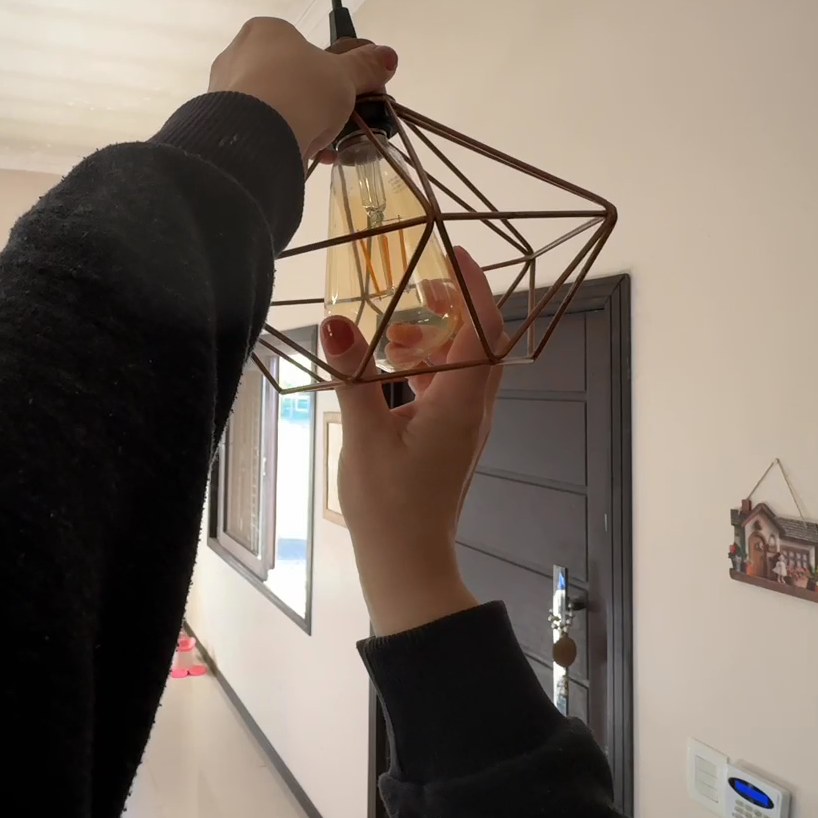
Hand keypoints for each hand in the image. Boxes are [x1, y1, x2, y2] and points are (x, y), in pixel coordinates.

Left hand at [207, 17, 397, 159]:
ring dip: (297, 126)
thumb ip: (364, 67)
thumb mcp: (343, 78)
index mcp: (265, 31)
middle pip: (284, 80)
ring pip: (270, 108)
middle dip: (310, 104)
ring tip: (319, 146)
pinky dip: (277, 142)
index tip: (337, 94)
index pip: (298, 46)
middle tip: (331, 123)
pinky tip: (298, 157)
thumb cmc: (301, 90)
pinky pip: (256, 132)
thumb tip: (388, 57)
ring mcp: (222, 91)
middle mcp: (236, 54)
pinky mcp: (218, 125)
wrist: (254, 135)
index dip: (322, 71)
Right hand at [320, 247, 503, 635]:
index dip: (473, 288)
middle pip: (479, 342)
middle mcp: (472, 410)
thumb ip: (351, 375)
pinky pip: (448, 388)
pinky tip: (390, 373)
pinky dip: (426, 368)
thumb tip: (335, 322)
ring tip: (390, 338)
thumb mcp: (363, 434)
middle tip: (418, 286)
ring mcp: (464, 426)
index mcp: (460, 403)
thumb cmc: (388, 502)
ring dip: (433, 339)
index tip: (452, 256)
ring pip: (463, 365)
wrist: (406, 561)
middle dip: (453, 307)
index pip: (483, 330)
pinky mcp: (449, 438)